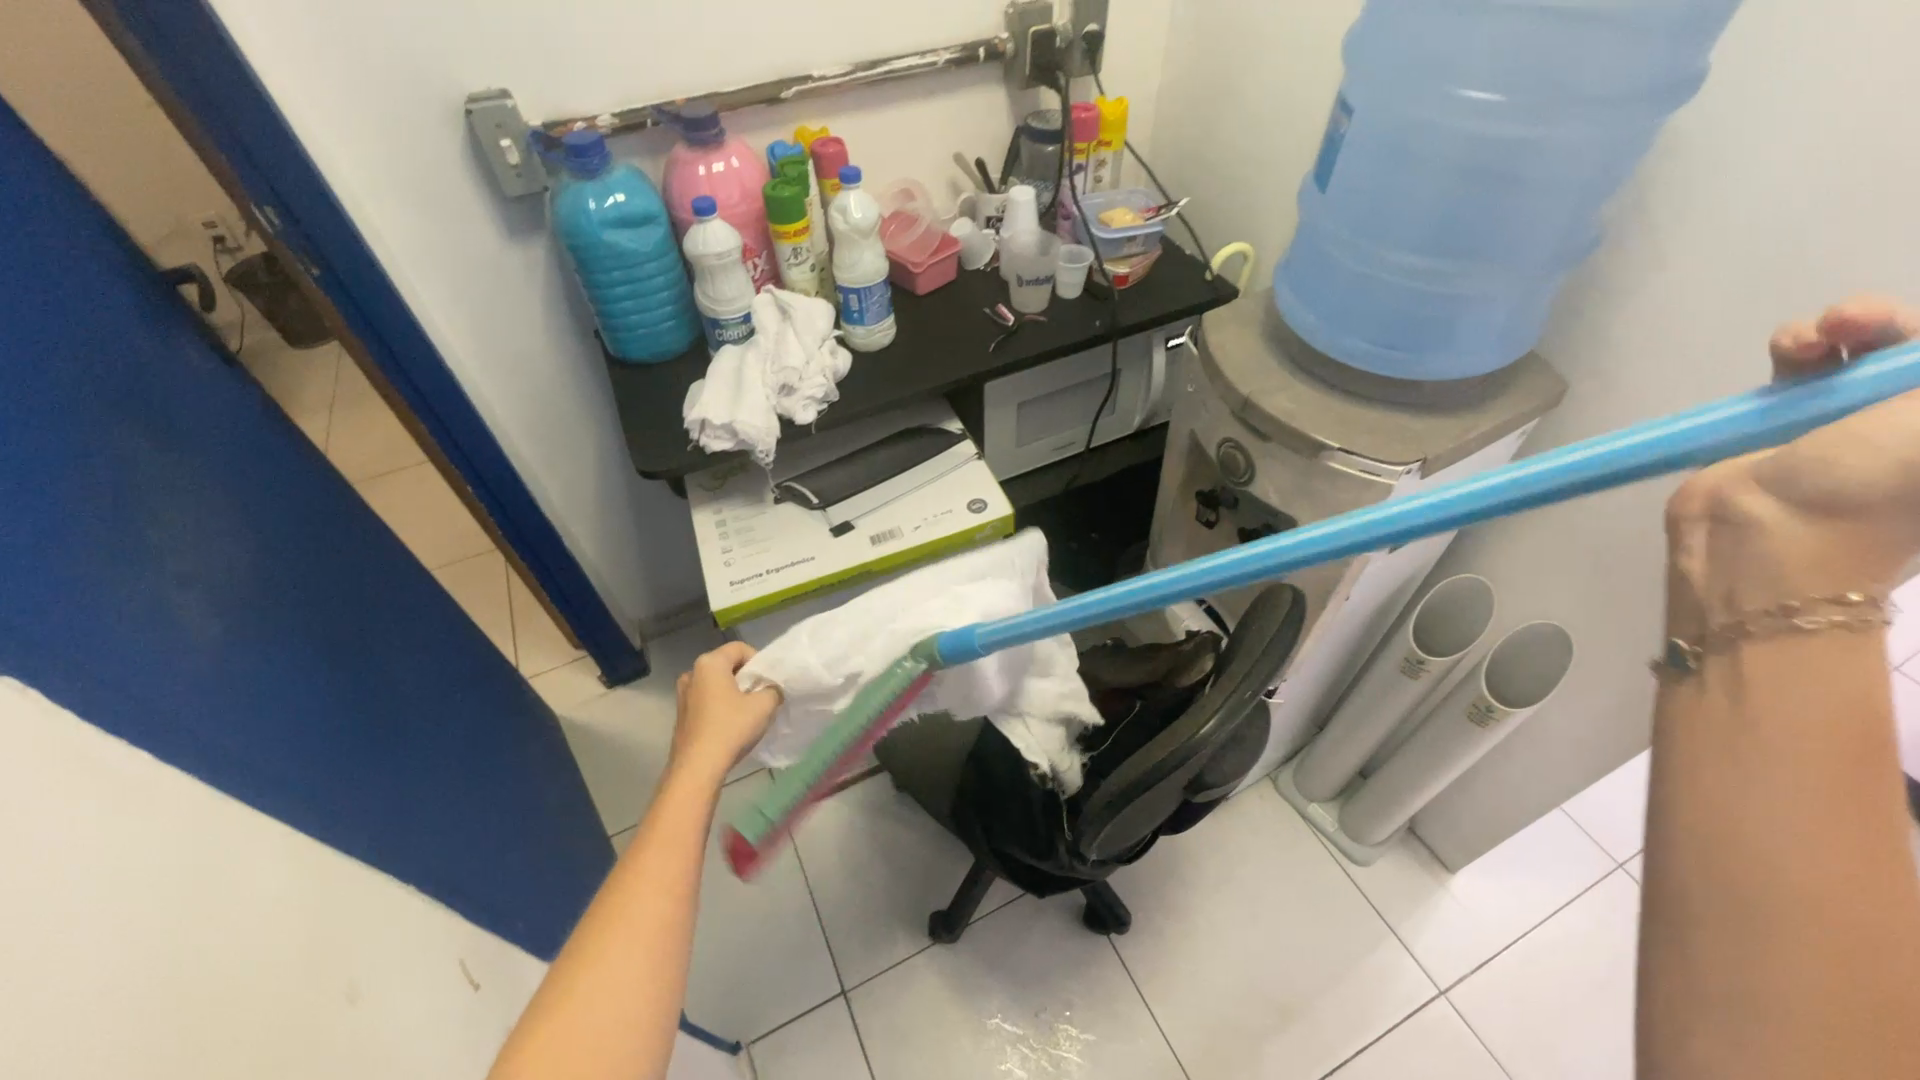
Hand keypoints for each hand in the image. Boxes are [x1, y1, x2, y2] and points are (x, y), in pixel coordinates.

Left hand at [669, 642, 781, 784]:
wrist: (697, 767)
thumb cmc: (730, 728)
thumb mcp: (764, 706)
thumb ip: (773, 690)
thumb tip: (771, 690)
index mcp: (709, 664)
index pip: (739, 648)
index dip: (758, 660)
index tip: (768, 681)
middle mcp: (692, 673)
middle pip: (726, 665)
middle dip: (746, 677)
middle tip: (761, 695)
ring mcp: (683, 694)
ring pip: (715, 684)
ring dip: (733, 692)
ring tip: (747, 712)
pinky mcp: (681, 714)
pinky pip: (706, 700)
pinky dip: (720, 705)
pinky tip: (730, 724)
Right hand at [1666, 295, 1919, 623]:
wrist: (1763, 531)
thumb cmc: (1870, 485)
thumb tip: (1911, 367)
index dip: (1916, 333)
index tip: (1904, 330)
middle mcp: (1905, 420)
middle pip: (1903, 346)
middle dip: (1883, 322)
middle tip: (1852, 321)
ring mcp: (1848, 415)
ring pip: (1856, 344)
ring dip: (1835, 327)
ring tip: (1809, 338)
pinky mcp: (1785, 417)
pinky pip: (1801, 363)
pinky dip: (1794, 346)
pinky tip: (1787, 349)